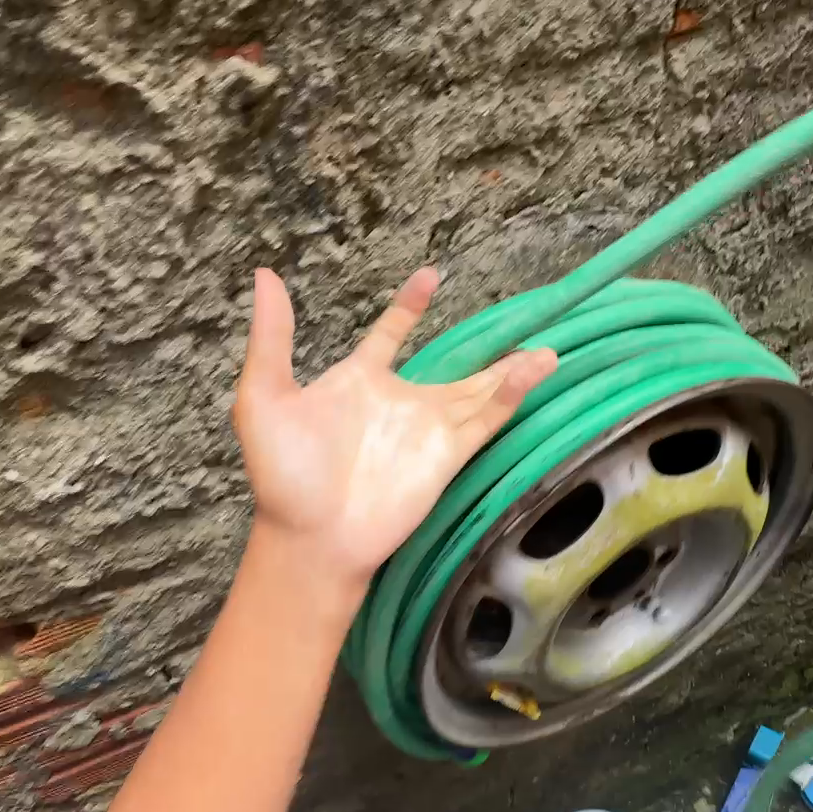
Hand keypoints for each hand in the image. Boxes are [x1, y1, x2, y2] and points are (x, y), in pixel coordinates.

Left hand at [233, 267, 557, 582]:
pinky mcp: (447, 455)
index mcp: (359, 381)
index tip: (430, 276)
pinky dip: (511, 396)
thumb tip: (264, 275)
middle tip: (523, 322)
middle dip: (488, 351)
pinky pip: (486, 420)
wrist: (311, 536)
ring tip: (548, 351)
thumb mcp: (264, 396)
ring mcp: (427, 429)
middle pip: (454, 369)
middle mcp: (400, 401)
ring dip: (513, 371)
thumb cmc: (283, 473)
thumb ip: (272, 336)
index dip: (409, 307)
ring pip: (480, 392)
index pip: (390, 335)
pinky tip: (534, 370)